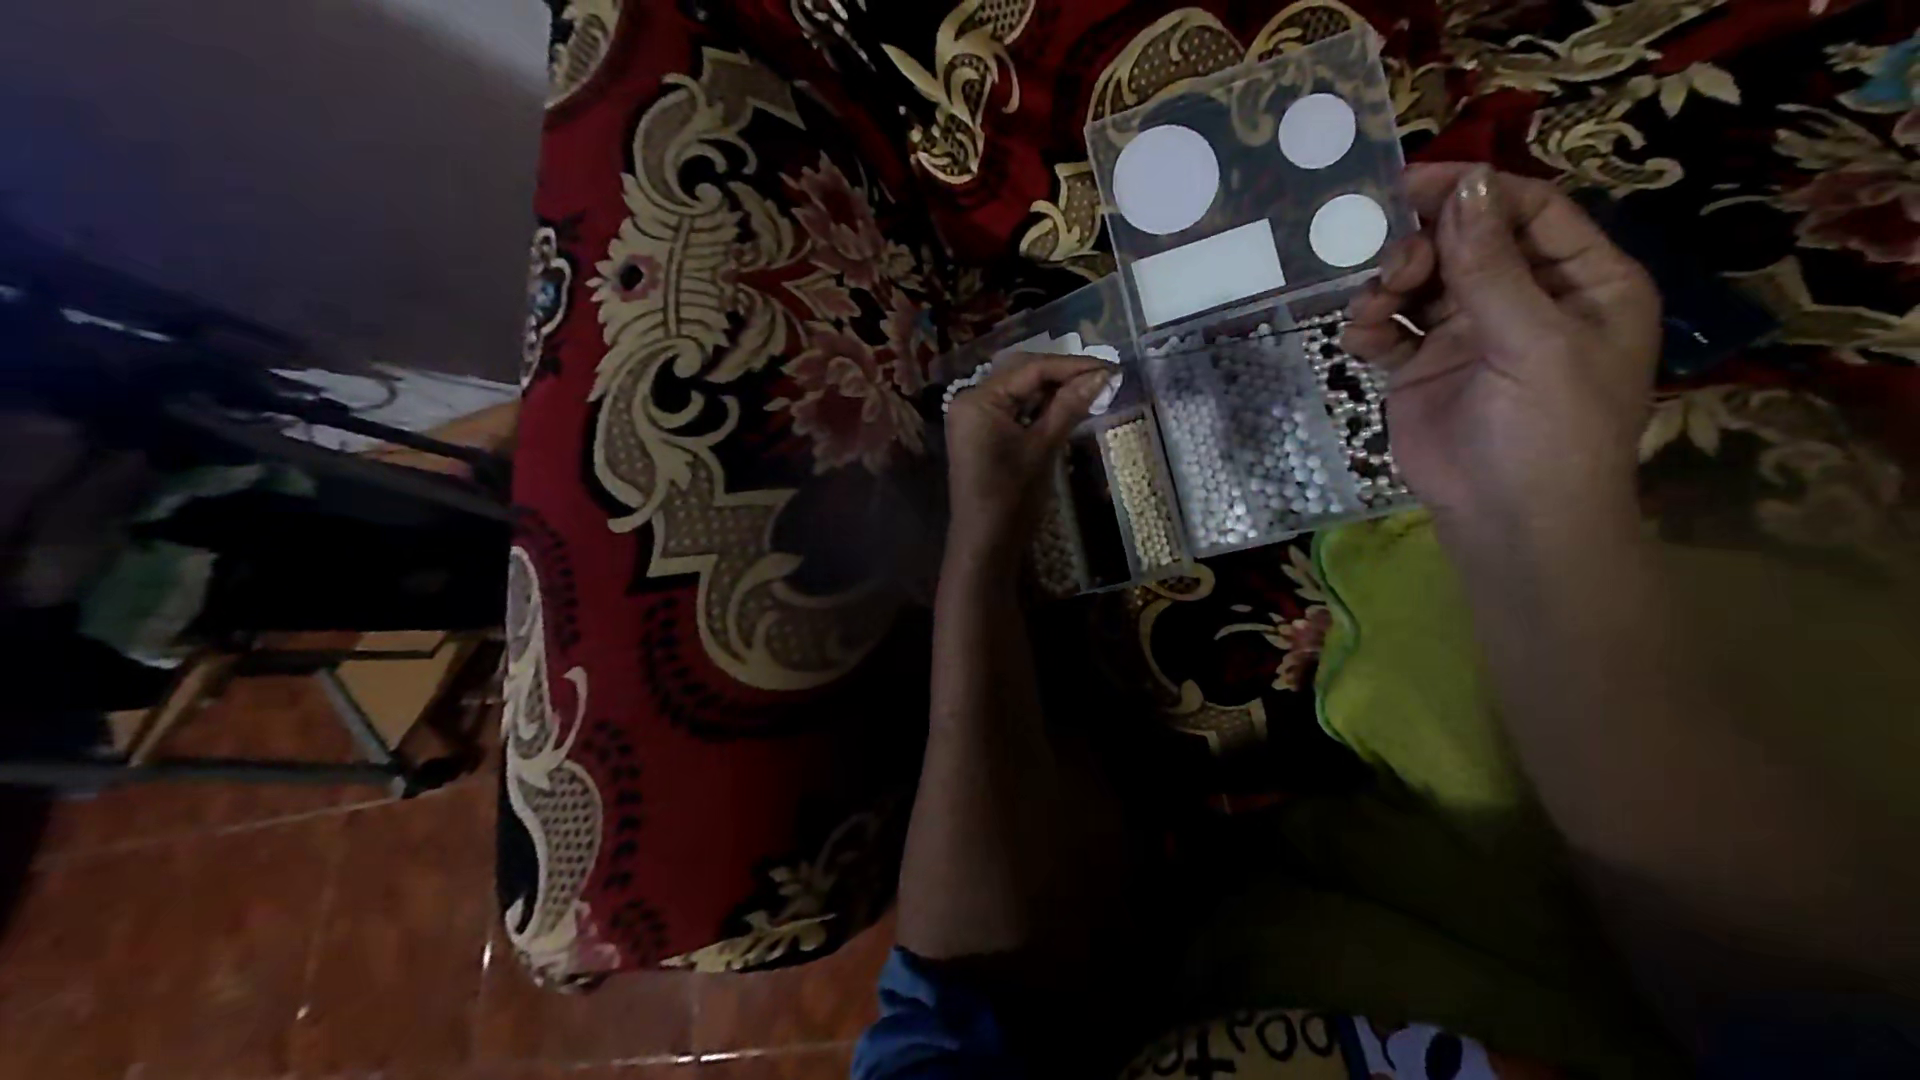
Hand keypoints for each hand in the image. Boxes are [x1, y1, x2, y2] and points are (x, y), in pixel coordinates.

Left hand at [944, 354, 1109, 566]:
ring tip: (1091, 389)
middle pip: (1021, 372)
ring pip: (1018, 390)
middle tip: (1103, 377)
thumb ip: (1069, 406)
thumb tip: (1102, 375)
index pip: (1030, 368)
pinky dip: (1038, 406)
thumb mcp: (1043, 448)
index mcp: (978, 399)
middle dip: (1062, 374)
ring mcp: (973, 417)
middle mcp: (970, 400)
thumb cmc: (1011, 497)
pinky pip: (1012, 408)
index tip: (1110, 367)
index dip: (1072, 366)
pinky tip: (1065, 406)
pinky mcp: (980, 432)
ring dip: (1052, 389)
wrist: (985, 542)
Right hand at [1341, 164, 1660, 539]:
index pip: (1527, 212)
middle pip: (1463, 245)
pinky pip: (1388, 332)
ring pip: (1418, 286)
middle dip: (1420, 247)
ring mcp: (1465, 336)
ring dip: (1387, 288)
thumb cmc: (1548, 429)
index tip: (1411, 187)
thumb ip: (1493, 270)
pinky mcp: (1419, 369)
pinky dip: (1369, 329)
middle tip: (1389, 267)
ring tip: (1370, 311)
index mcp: (1579, 282)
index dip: (1473, 194)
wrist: (1506, 517)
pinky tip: (1359, 341)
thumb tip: (1465, 191)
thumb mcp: (1534, 342)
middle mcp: (1521, 300)